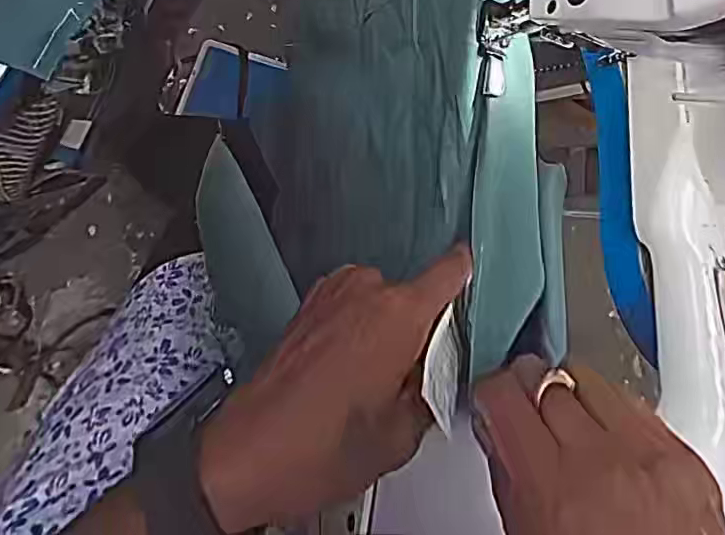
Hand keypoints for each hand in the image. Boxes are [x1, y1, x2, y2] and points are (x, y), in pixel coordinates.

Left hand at [196, 246, 472, 530]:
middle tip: (410, 373)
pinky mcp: (313, 300)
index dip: (470, 275)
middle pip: (417, 294)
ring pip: (385, 300)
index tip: (477, 284)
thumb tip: (440, 373)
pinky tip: (345, 370)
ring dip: (387, 326)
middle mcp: (368, 289)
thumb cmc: (314, 446)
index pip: (453, 269)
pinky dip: (358, 325)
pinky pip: (354, 302)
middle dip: (421, 328)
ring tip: (369, 379)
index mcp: (400, 313)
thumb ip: (434, 389)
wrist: (247, 453)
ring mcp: (336, 290)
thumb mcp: (401, 435)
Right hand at [472, 356, 724, 534]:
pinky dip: (619, 416)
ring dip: (577, 398)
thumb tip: (500, 433)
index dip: (494, 393)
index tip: (494, 398)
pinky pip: (637, 406)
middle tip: (529, 410)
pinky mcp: (686, 458)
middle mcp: (604, 462)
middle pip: (549, 381)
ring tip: (574, 428)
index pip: (506, 397)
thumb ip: (511, 481)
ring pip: (592, 382)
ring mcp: (649, 456)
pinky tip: (612, 444)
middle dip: (532, 392)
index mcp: (555, 490)